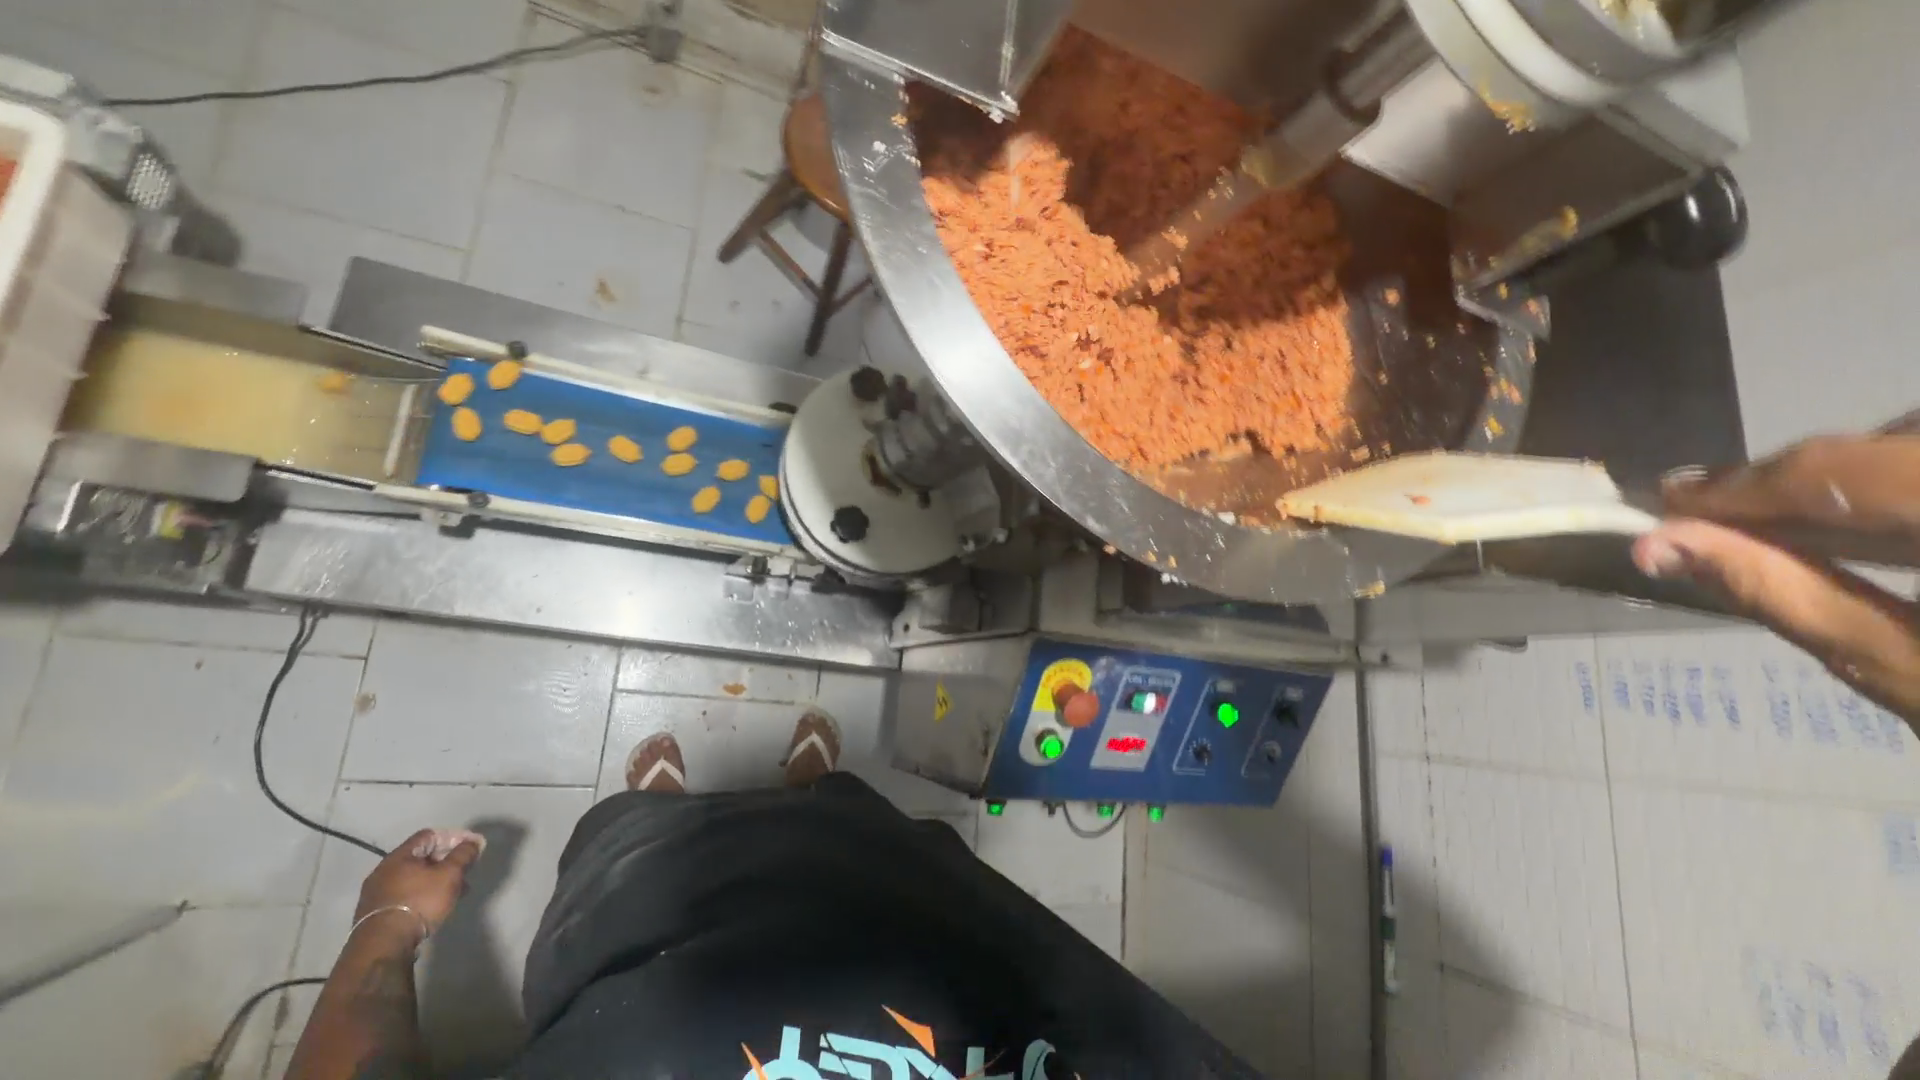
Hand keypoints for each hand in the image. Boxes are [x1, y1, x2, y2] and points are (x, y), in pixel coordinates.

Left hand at [354, 828, 485, 940]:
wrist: (384, 943)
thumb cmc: (420, 901)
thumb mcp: (450, 874)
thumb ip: (463, 854)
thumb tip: (473, 842)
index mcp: (399, 856)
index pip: (430, 835)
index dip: (454, 837)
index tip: (472, 848)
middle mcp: (384, 870)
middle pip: (421, 857)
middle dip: (447, 861)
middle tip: (465, 870)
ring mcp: (376, 893)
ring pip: (414, 878)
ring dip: (436, 879)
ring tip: (455, 891)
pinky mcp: (376, 913)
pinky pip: (405, 894)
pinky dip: (423, 894)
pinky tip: (435, 905)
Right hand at [1631, 419, 1919, 724]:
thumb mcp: (1907, 672)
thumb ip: (1782, 594)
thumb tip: (1661, 544)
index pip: (1850, 471)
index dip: (1746, 484)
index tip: (1669, 501)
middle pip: (1904, 443)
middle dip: (1809, 478)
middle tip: (1726, 516)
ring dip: (1869, 474)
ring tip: (1805, 523)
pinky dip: (1911, 484)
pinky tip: (1882, 522)